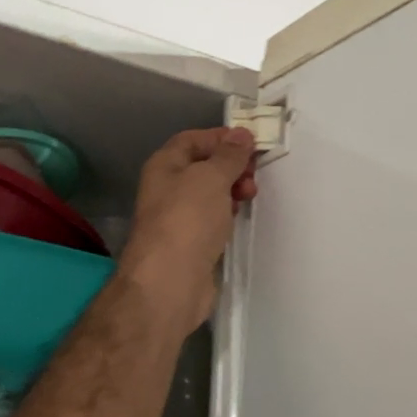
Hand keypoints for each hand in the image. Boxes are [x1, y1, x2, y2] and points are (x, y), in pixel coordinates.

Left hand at [117, 127, 257, 336]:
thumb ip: (229, 155)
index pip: (192, 139)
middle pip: (203, 167)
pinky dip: (227, 214)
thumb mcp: (211, 178)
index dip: (221, 138)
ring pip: (209, 194)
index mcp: (164, 165)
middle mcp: (167, 188)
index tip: (251, 144)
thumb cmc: (187, 220)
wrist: (169, 282)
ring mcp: (177, 218)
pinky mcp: (190, 243)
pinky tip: (238, 218)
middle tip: (253, 175)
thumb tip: (241, 135)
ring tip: (250, 197)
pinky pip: (212, 219)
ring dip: (232, 190)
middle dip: (231, 166)